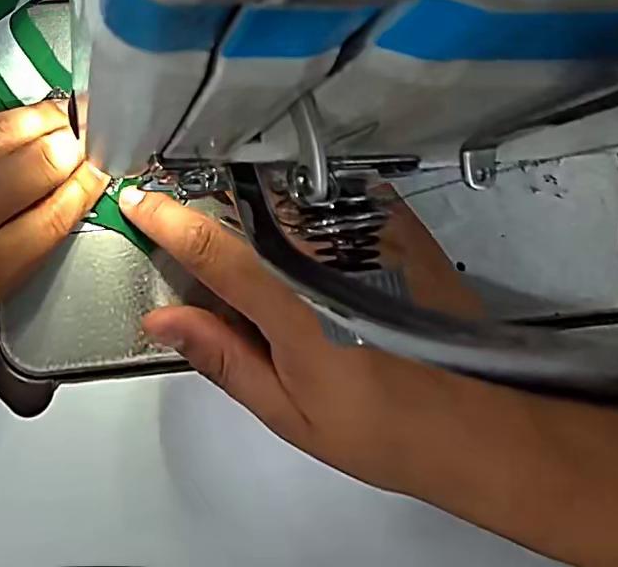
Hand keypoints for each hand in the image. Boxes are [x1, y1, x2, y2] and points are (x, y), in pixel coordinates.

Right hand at [120, 189, 530, 504]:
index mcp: (292, 305)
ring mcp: (361, 232)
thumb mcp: (287, 409)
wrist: (481, 418)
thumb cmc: (386, 426)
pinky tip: (298, 234)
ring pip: (278, 193)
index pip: (211, 246)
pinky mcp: (389, 220)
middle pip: (242, 206)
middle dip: (201, 206)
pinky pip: (320, 192)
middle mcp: (326, 256)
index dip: (164, 218)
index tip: (135, 200)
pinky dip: (293, 203)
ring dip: (244, 202)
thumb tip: (163, 320)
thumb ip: (220, 354)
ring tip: (247, 239)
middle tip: (187, 226)